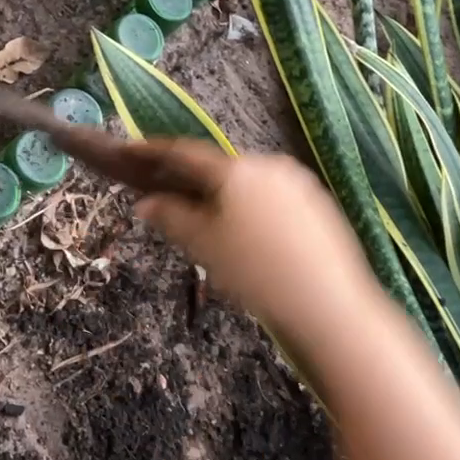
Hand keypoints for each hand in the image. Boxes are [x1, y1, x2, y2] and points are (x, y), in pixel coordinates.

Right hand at [128, 141, 379, 348]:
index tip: (129, 152)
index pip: (184, 152)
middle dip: (190, 181)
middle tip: (167, 200)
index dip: (152, 151)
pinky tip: (248, 238)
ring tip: (207, 226)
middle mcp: (268, 164)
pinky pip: (271, 197)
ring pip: (245, 183)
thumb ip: (170, 216)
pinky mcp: (318, 204)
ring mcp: (298, 183)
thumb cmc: (257, 273)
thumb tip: (144, 202)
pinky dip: (250, 208)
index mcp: (236, 169)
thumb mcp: (203, 245)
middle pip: (217, 167)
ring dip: (221, 196)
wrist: (330, 307)